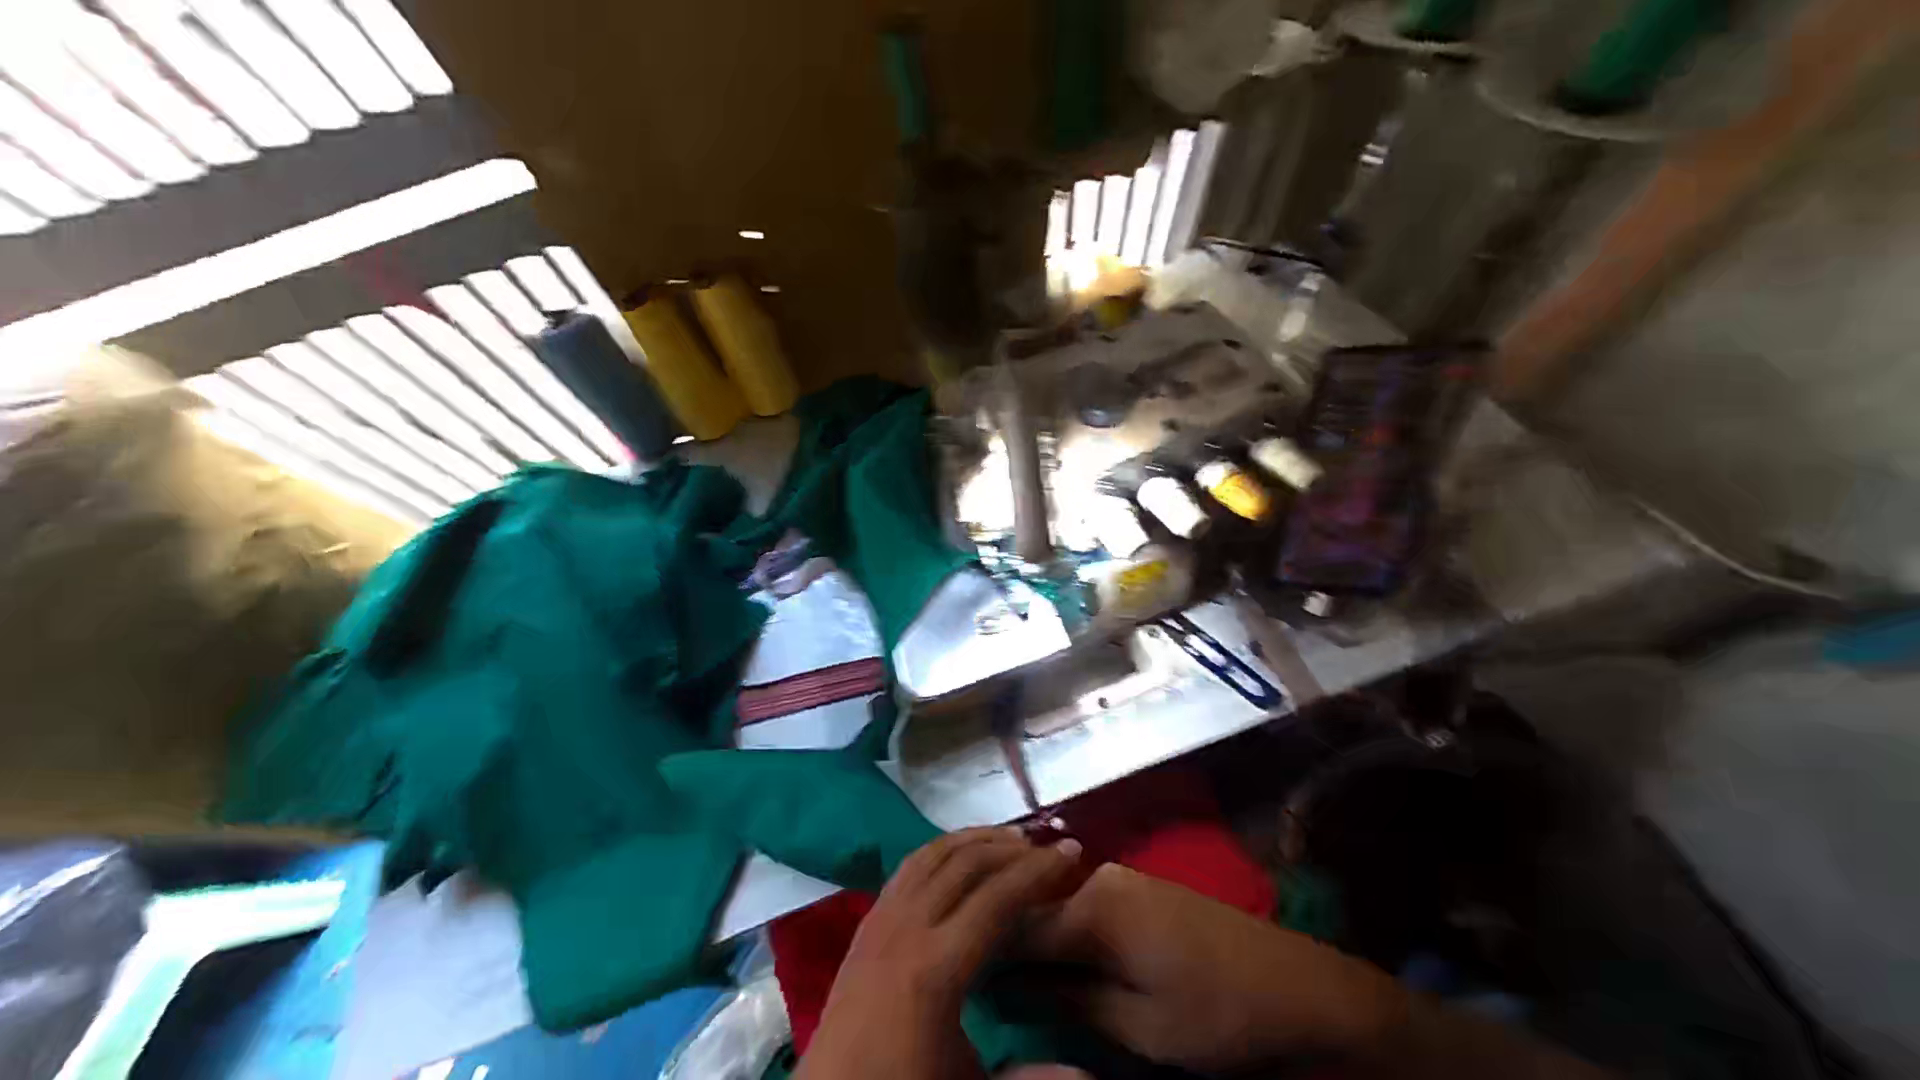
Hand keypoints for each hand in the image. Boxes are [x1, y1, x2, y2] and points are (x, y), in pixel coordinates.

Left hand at [797, 827, 1086, 1079]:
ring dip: (975, 839)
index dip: (1039, 871)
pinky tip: (959, 856)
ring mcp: (880, 919)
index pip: (997, 899)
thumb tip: (1092, 1075)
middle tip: (1049, 842)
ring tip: (1010, 837)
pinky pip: (908, 867)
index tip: (1072, 851)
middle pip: (965, 865)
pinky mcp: (866, 922)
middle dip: (1012, 848)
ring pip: (932, 854)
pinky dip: (941, 849)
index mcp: (936, 969)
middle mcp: (906, 928)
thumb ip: (1030, 1078)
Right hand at [1021, 863, 1409, 1071]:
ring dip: (1036, 941)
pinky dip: (1067, 936)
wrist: (1304, 988)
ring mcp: (1122, 878)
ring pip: (1058, 908)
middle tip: (986, 987)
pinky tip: (1062, 962)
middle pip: (1034, 911)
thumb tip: (1007, 986)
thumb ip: (1067, 998)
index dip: (983, 954)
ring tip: (1017, 980)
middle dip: (1006, 946)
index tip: (959, 981)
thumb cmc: (1219, 1013)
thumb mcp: (1138, 1025)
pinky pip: (1085, 908)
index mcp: (1094, 905)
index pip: (1016, 926)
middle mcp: (1100, 877)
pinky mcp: (1141, 888)